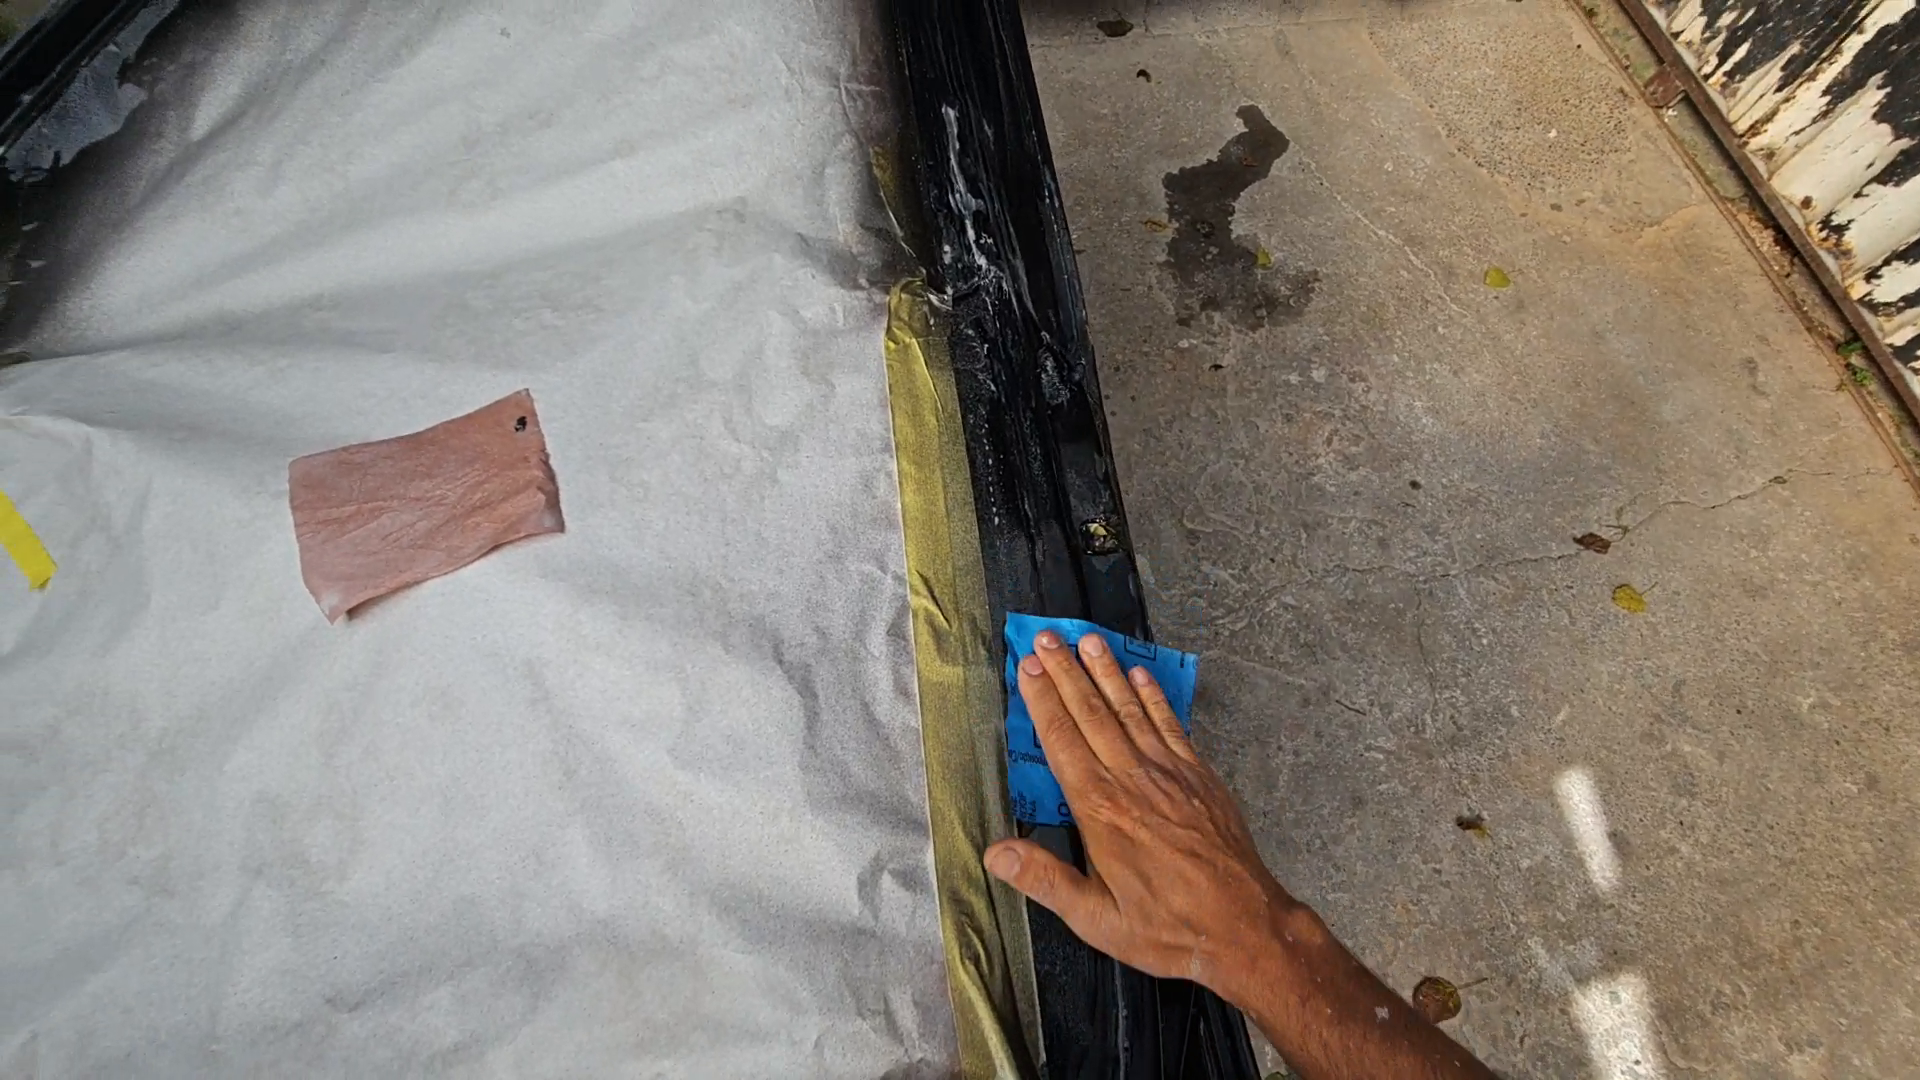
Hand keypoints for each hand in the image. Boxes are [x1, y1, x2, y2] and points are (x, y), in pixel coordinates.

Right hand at [983, 629, 1297, 994]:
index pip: (1062, 739)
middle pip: (1090, 712)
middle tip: (1047, 636)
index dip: (1042, 699)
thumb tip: (996, 854)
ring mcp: (1168, 771)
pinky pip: (1169, 724)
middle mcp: (1131, 778)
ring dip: (1105, 671)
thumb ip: (1045, 880)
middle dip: (1065, 671)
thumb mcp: (1096, 918)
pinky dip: (1153, 696)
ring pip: (1128, 708)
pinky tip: (1140, 675)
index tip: (1028, 667)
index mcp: (1100, 807)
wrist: (1244, 927)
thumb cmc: (1166, 927)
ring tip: (1087, 640)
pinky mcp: (1197, 774)